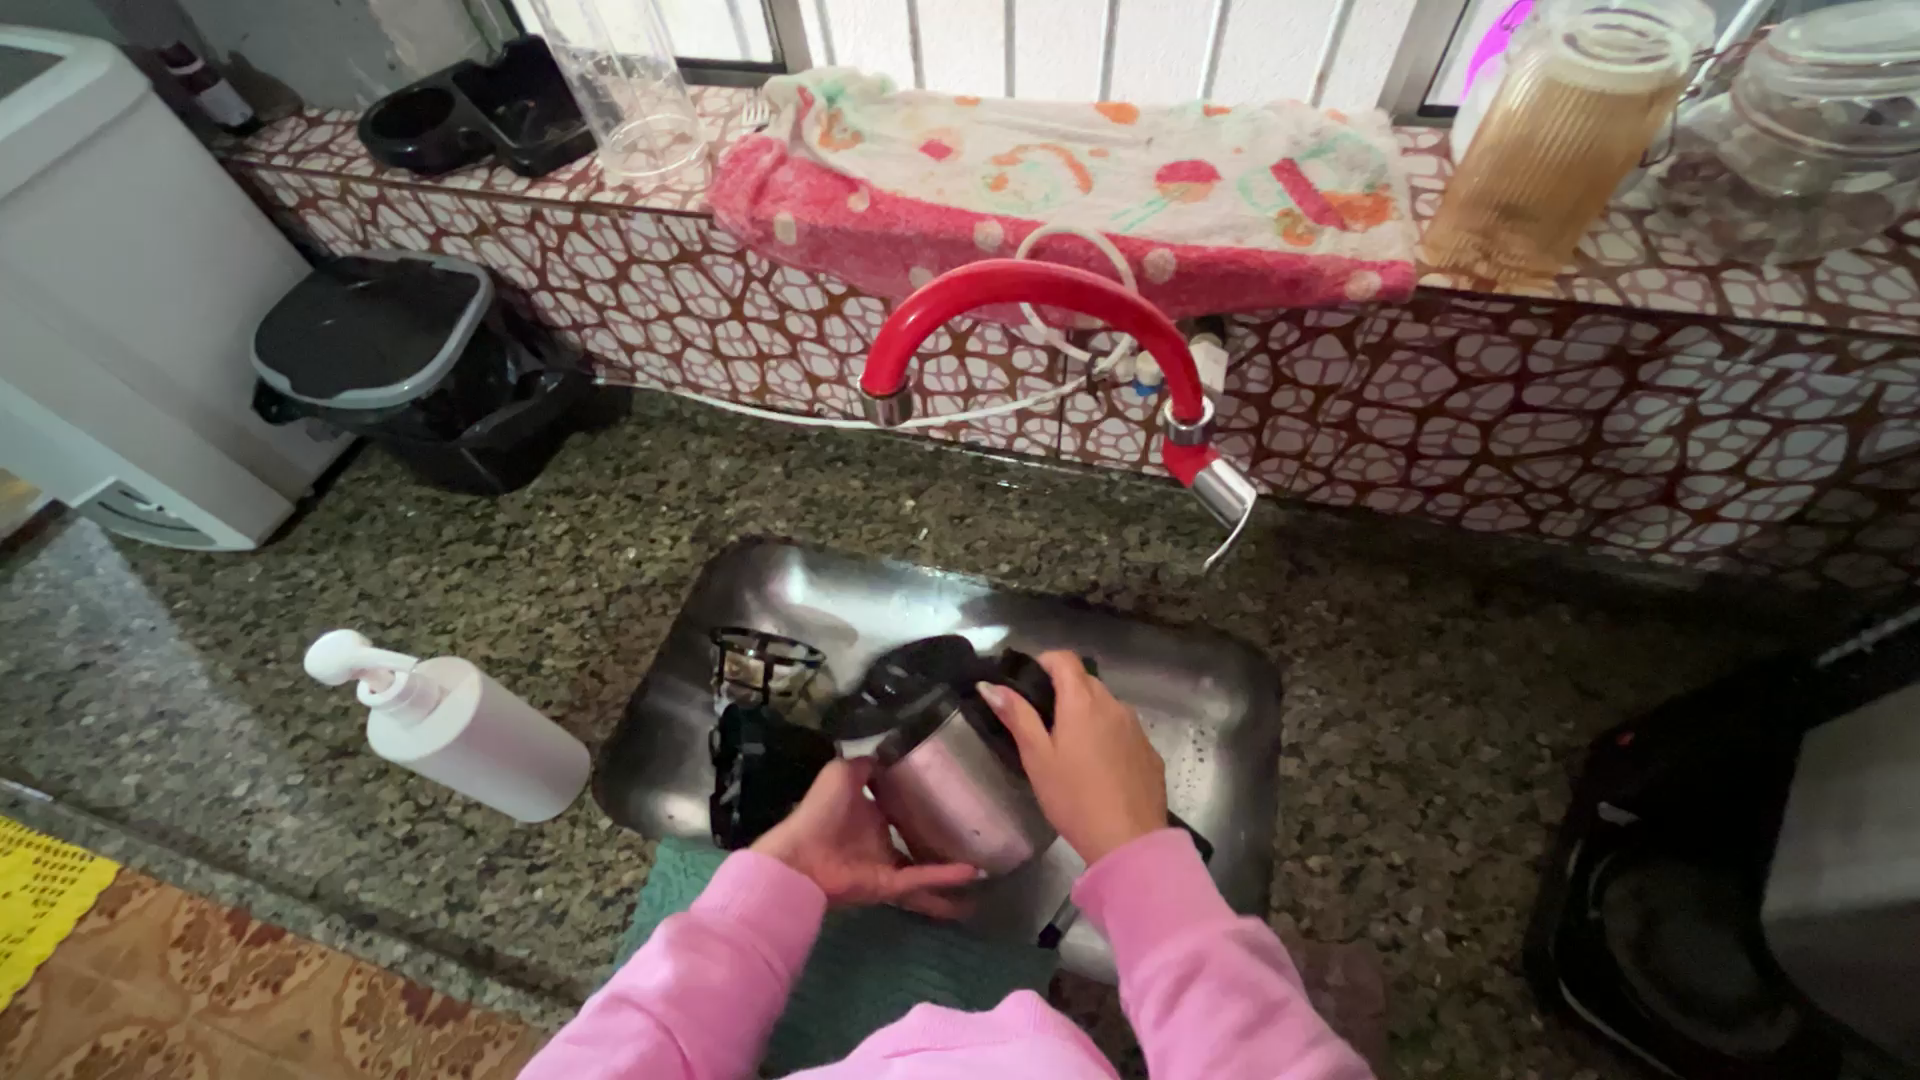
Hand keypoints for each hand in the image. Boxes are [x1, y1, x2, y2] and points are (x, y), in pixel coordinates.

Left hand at [750, 758, 979, 917]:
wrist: (801, 856)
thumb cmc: (821, 810)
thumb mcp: (842, 773)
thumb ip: (867, 765)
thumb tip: (889, 756)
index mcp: (868, 812)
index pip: (898, 805)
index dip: (918, 798)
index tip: (947, 789)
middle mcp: (879, 839)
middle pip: (915, 838)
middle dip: (939, 838)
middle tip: (974, 830)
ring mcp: (885, 864)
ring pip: (925, 867)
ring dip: (950, 871)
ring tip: (986, 866)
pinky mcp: (888, 885)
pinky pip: (921, 880)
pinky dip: (944, 878)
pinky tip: (972, 873)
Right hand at [977, 652, 1167, 865]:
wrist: (1129, 841)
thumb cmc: (1073, 797)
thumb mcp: (1036, 757)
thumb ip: (1016, 715)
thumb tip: (990, 685)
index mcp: (1082, 701)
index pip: (1065, 658)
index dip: (1045, 661)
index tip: (1029, 682)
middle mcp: (1114, 704)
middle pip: (1086, 681)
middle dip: (1064, 690)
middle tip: (1043, 721)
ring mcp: (1136, 727)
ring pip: (1107, 706)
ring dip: (1088, 714)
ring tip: (1070, 747)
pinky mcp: (1150, 751)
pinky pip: (1124, 731)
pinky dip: (1108, 736)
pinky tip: (1099, 768)